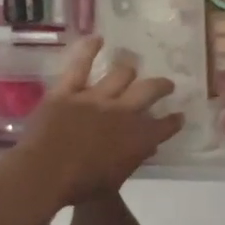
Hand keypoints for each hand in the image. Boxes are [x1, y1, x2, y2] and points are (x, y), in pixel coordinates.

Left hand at [3, 38, 183, 207]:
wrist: (45, 172)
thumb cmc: (80, 186)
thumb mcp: (114, 179)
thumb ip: (131, 159)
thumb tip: (145, 147)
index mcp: (135, 140)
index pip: (163, 127)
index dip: (173, 121)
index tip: (179, 116)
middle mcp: (121, 113)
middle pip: (148, 91)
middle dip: (160, 86)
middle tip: (165, 83)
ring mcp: (95, 97)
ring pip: (120, 74)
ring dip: (129, 69)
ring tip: (132, 64)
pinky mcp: (68, 89)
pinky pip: (80, 64)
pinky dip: (89, 48)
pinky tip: (97, 38)